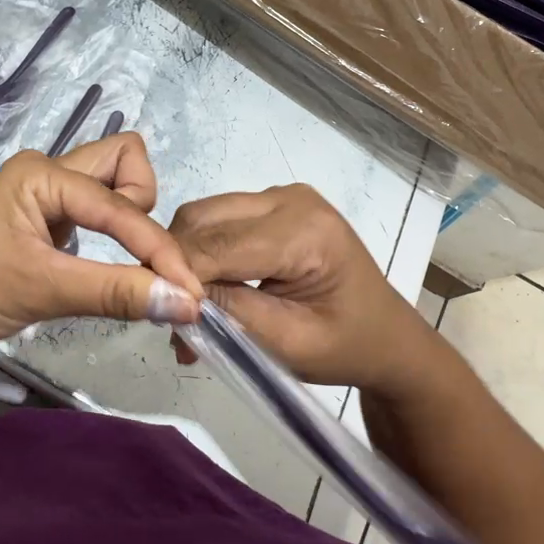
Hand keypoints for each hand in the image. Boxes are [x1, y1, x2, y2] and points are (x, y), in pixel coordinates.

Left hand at [0, 133, 202, 360]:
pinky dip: (110, 240)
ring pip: (107, 188)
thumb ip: (116, 292)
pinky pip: (90, 217)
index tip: (191, 296)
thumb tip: (187, 301)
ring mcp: (40, 198)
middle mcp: (45, 173)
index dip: (158, 250)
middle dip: (144, 208)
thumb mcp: (42, 290)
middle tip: (144, 264)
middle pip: (120, 164)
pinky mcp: (37, 224)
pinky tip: (110, 275)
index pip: (121, 204)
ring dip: (129, 223)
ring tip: (132, 273)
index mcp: (42, 173)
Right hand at [168, 184, 437, 391]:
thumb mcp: (289, 344)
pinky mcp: (269, 202)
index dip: (180, 276)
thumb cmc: (345, 348)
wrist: (386, 338)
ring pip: (202, 216)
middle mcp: (288, 198)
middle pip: (203, 220)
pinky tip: (201, 287)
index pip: (218, 245)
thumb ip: (229, 313)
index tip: (157, 312)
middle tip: (165, 312)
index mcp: (304, 231)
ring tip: (183, 304)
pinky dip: (200, 250)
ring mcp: (279, 195)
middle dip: (176, 264)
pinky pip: (216, 218)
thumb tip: (172, 296)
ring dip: (184, 256)